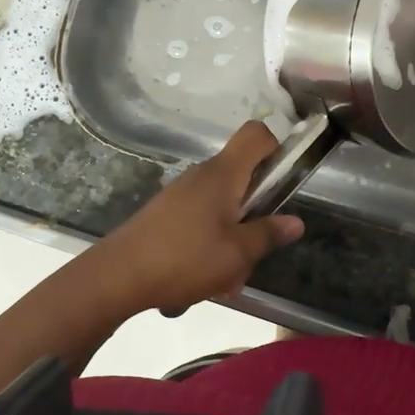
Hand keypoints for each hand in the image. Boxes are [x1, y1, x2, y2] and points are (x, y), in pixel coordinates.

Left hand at [90, 122, 305, 313]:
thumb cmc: (185, 258)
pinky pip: (201, 222)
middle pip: (242, 179)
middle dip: (256, 214)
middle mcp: (201, 176)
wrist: (119, 274)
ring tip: (227, 279)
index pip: (255, 134)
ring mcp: (181, 194)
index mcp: (222, 174)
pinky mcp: (167, 213)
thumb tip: (296, 221)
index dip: (276, 147)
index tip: (283, 181)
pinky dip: (210, 246)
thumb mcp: (237, 254)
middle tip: (254, 251)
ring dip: (233, 239)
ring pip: (223, 208)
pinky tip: (204, 279)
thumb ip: (268, 235)